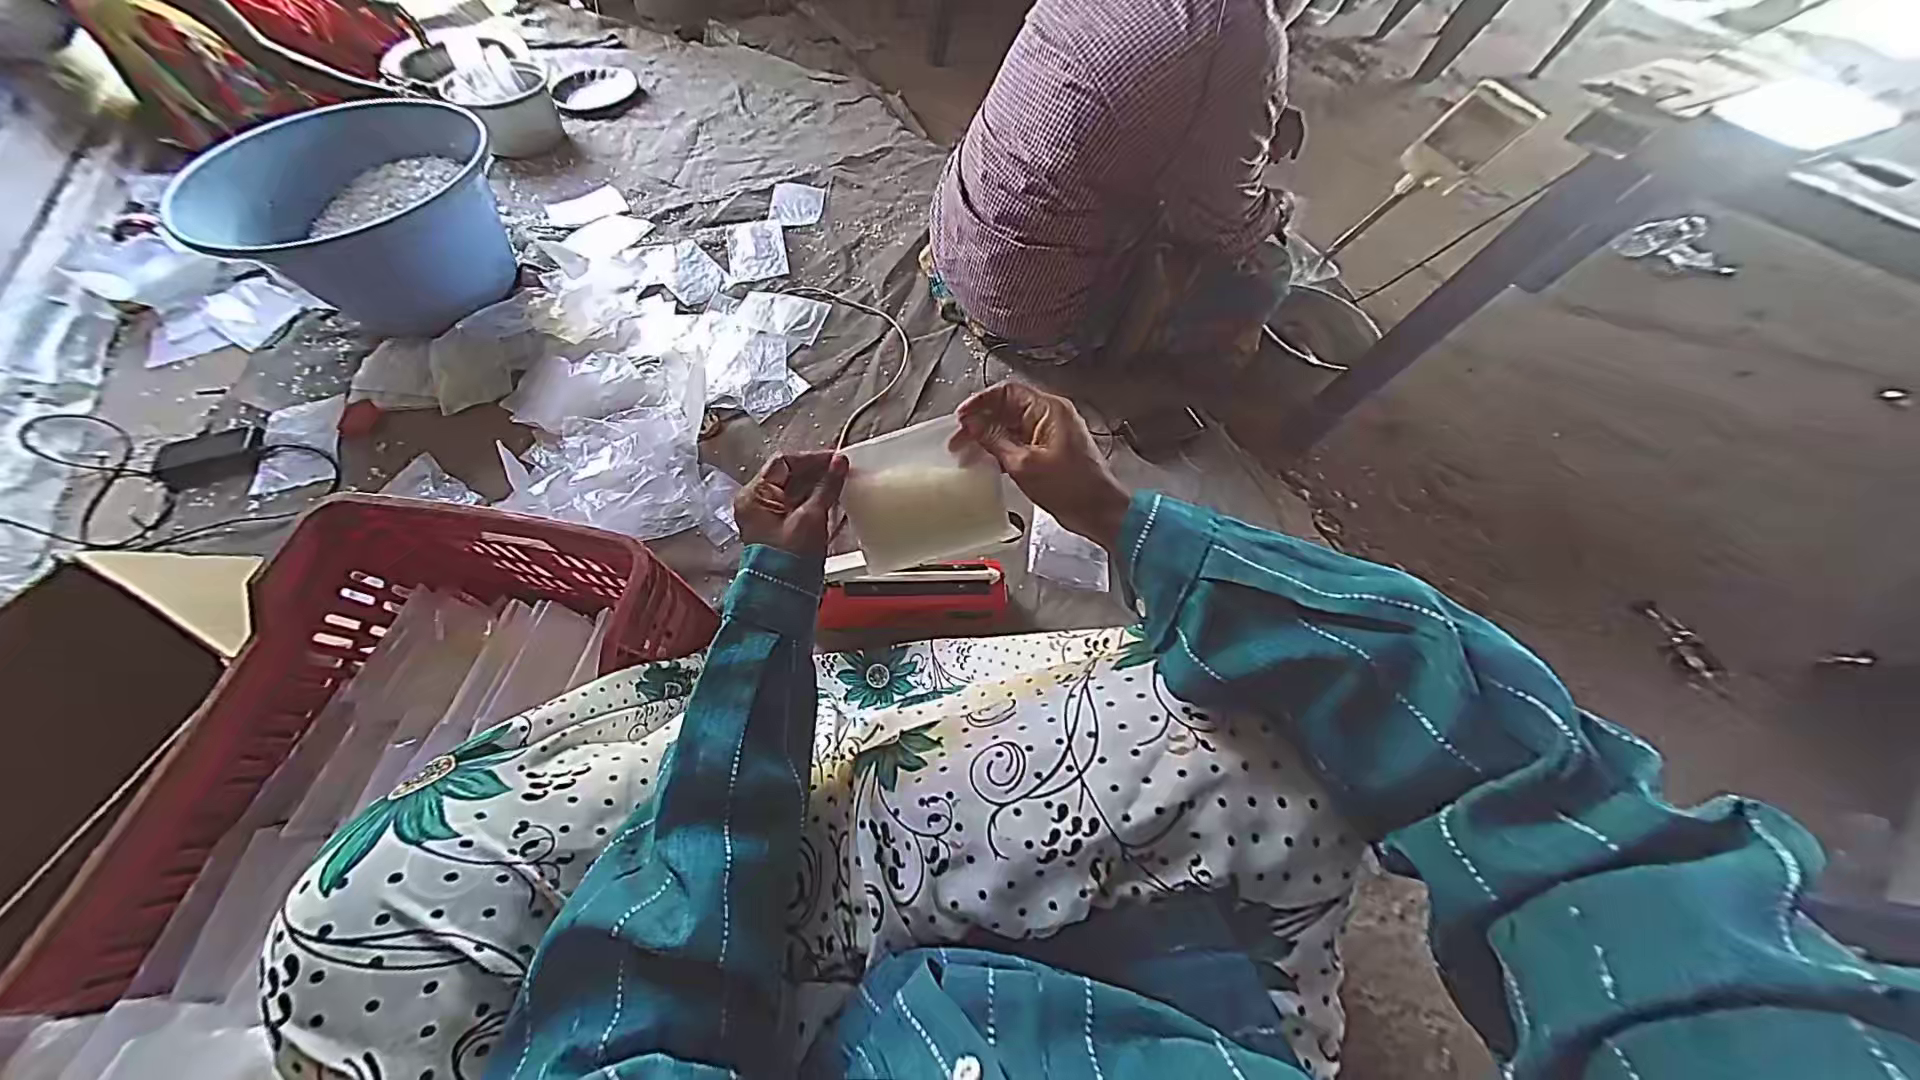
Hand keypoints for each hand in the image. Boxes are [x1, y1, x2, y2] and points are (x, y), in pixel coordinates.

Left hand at [734, 451, 847, 557]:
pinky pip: (800, 507)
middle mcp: (758, 504)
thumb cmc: (788, 560)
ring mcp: (769, 518)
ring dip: (819, 487)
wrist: (784, 595)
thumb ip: (827, 487)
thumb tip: (838, 463)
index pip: (783, 463)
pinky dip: (817, 502)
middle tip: (841, 470)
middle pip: (789, 476)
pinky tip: (834, 501)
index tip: (833, 459)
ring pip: (796, 491)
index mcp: (755, 496)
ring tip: (841, 483)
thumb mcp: (811, 517)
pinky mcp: (782, 530)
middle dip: (817, 472)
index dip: (810, 459)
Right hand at [954, 382, 1129, 551]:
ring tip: (967, 454)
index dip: (980, 403)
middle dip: (980, 423)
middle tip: (959, 440)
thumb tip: (973, 424)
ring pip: (1010, 428)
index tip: (962, 418)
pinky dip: (1001, 451)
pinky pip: (1019, 444)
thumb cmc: (1072, 488)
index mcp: (1049, 410)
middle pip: (1007, 409)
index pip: (1008, 392)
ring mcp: (1050, 434)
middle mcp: (1051, 417)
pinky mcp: (1048, 452)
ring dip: (988, 439)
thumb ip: (994, 440)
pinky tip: (986, 463)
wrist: (1098, 511)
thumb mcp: (1024, 464)